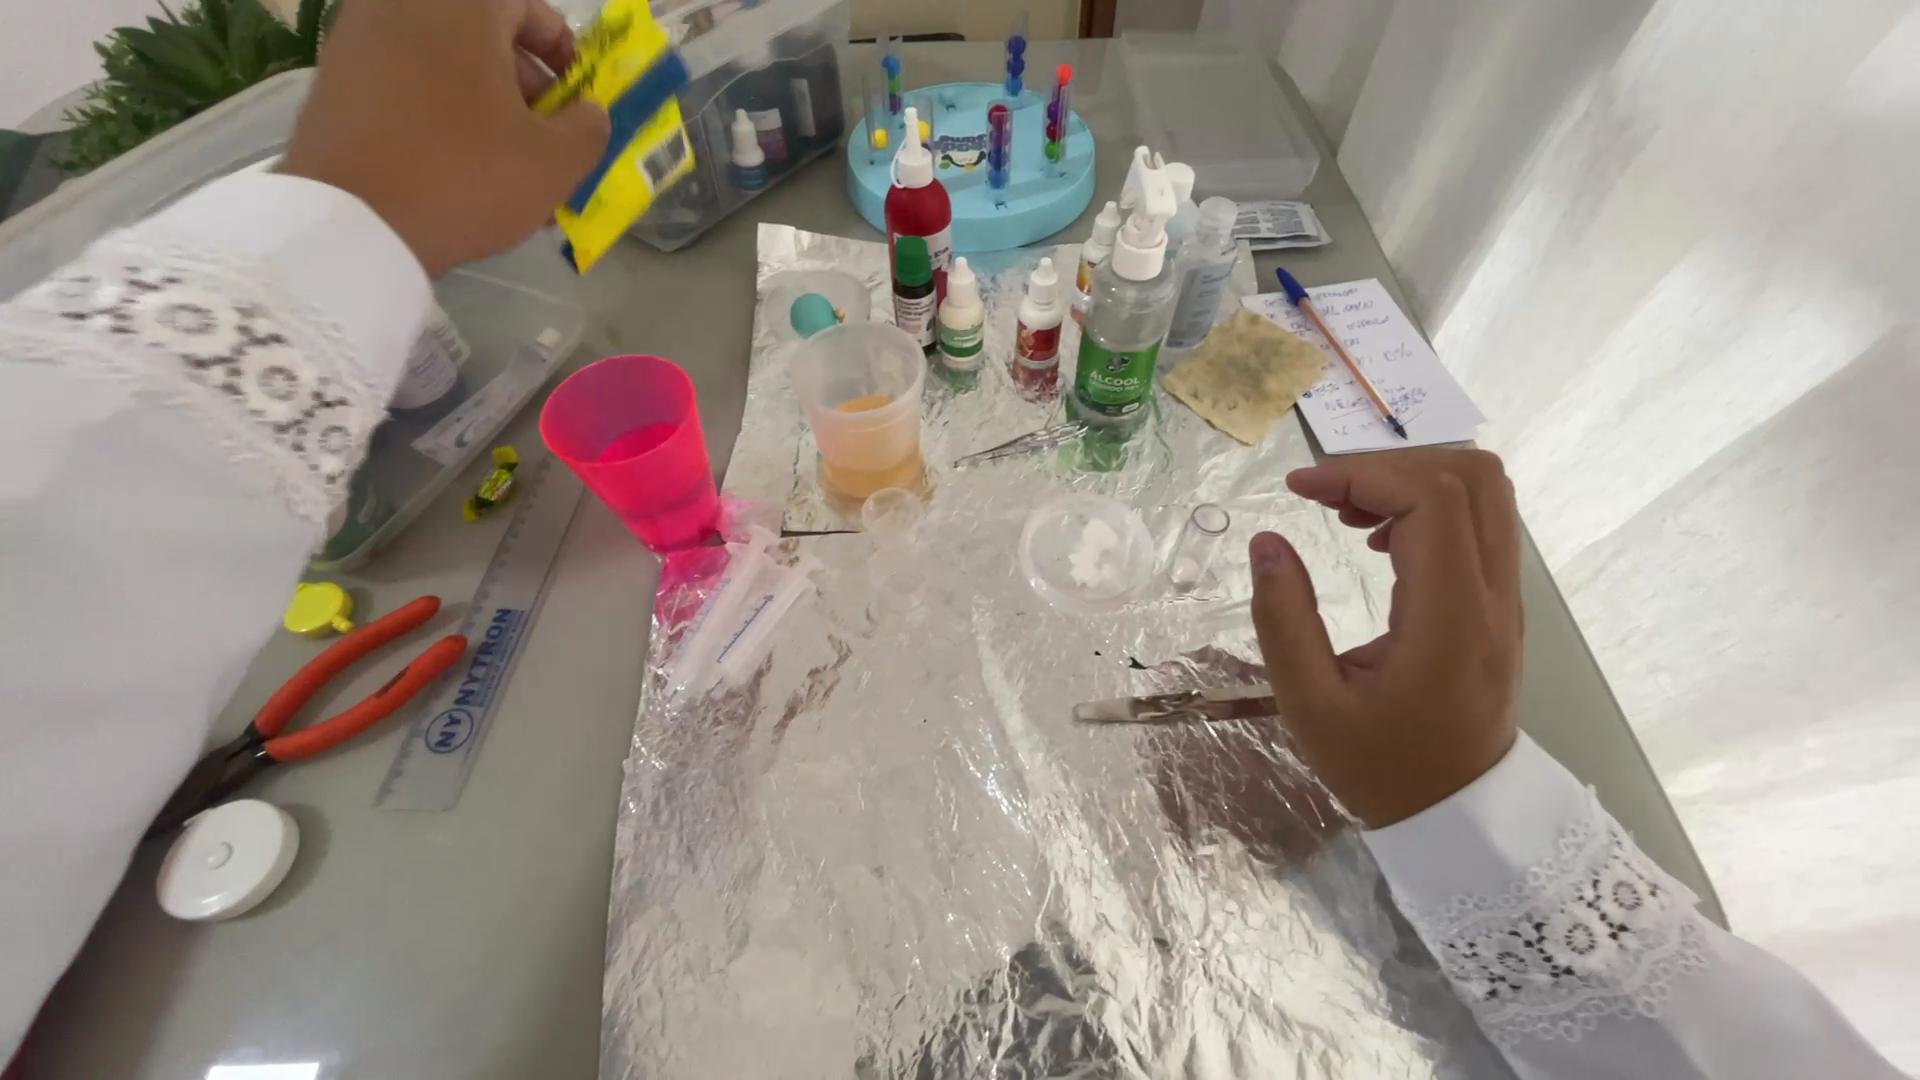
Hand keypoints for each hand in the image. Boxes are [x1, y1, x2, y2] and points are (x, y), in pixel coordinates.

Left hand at [279, 0, 609, 277]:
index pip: (522, 1)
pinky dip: (444, 113)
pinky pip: (409, 83)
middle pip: (481, 29)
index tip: (578, 88)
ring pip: (446, 60)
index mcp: (460, 8)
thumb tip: (589, 111)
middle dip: (525, 78)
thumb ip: (588, 128)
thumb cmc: (469, 177)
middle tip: (548, 132)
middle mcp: (402, 6)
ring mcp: (360, 39)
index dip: (560, 42)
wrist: (356, 219)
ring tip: (510, 161)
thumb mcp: (555, 162)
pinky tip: (463, 167)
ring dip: (487, 101)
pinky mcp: (338, 80)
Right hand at [1249, 449, 1522, 827]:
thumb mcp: (1309, 703)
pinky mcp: (1499, 604)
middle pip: (1472, 476)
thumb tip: (1266, 541)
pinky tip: (1377, 540)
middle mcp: (1494, 597)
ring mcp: (1506, 598)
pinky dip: (1426, 507)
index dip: (1361, 474)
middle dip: (1387, 465)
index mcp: (1450, 620)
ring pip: (1483, 493)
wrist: (1459, 814)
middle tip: (1325, 496)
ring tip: (1347, 516)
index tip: (1298, 490)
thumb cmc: (1379, 765)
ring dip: (1409, 481)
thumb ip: (1283, 618)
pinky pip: (1478, 523)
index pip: (1431, 500)